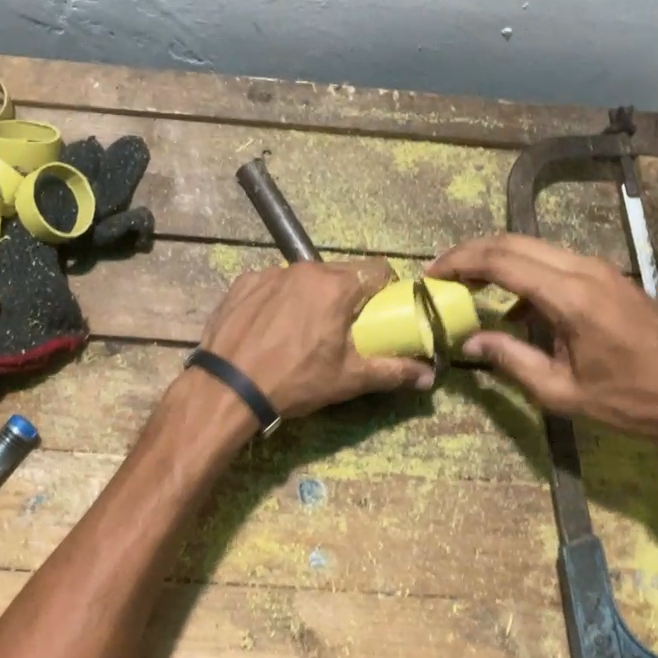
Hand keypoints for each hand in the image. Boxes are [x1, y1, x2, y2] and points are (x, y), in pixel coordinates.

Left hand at [200, 259, 433, 416]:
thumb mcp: (349, 378)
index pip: (378, 270)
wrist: (227, 388)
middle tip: (342, 330)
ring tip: (301, 332)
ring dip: (312, 298)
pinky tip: (270, 329)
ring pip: (304, 279)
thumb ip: (392, 370)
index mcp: (335, 285)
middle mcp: (303, 268)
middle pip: (340, 273)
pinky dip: (279, 301)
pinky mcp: (242, 283)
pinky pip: (272, 285)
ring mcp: (269, 273)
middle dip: (348, 297)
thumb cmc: (295, 380)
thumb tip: (430, 375)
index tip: (380, 316)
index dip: (385, 292)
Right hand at [428, 234, 657, 444]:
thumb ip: (511, 360)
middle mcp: (585, 271)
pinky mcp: (613, 277)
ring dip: (499, 260)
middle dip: (472, 253)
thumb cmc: (631, 401)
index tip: (432, 273)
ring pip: (537, 247)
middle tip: (443, 272)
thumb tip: (470, 341)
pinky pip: (558, 262)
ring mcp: (603, 270)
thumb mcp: (562, 391)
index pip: (502, 261)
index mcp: (571, 297)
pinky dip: (527, 272)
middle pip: (515, 242)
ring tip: (470, 285)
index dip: (461, 262)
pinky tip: (518, 307)